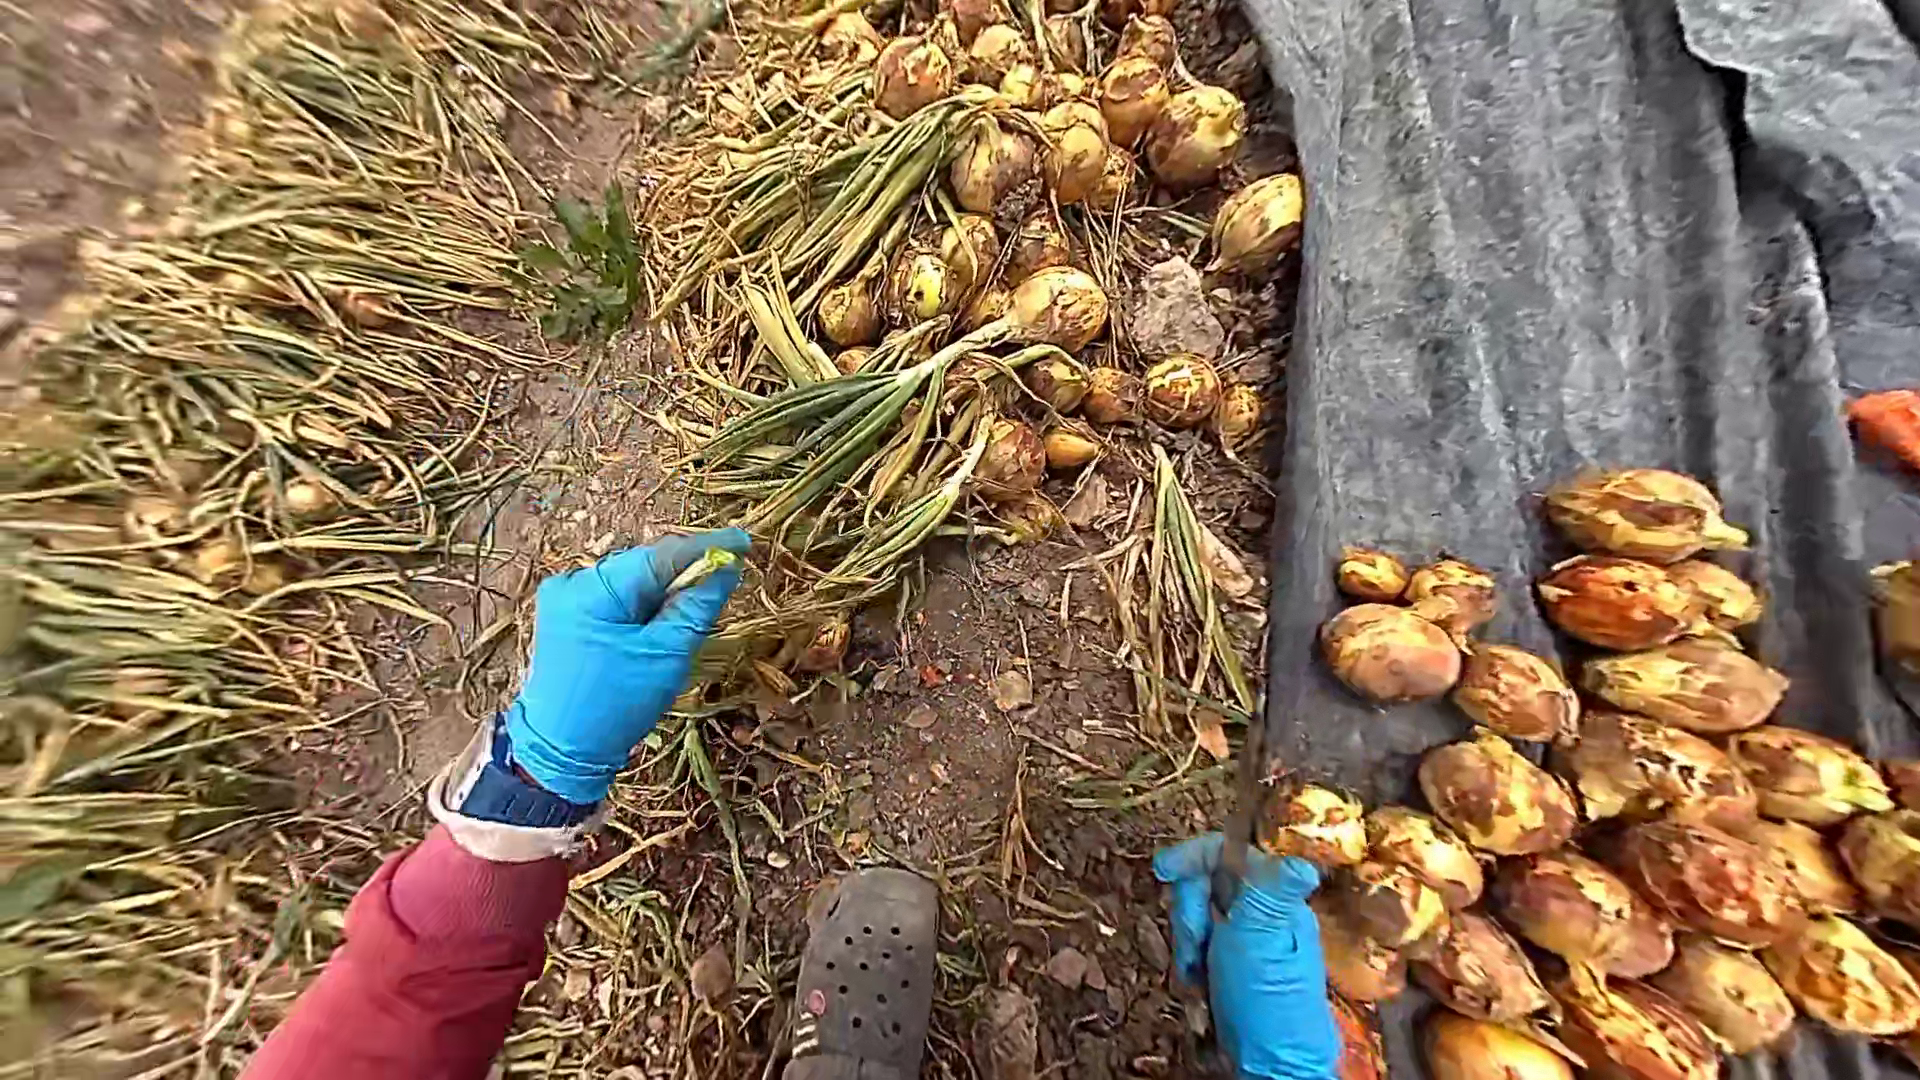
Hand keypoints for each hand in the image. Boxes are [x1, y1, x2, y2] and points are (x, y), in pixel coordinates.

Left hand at [506, 528, 749, 802]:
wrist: (562, 751)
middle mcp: (574, 582)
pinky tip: (666, 619)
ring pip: (638, 579)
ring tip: (696, 606)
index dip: (708, 547)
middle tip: (728, 577)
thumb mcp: (669, 652)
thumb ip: (699, 603)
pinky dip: (651, 602)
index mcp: (593, 590)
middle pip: (648, 564)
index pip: (662, 555)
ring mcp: (568, 596)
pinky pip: (624, 595)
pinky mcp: (572, 613)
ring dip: (671, 588)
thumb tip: (729, 565)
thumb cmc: (617, 704)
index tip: (745, 542)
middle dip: (689, 571)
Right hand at [1153, 834, 1340, 1079]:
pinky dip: (1189, 953)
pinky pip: (1197, 934)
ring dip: (1187, 934)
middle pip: (1205, 877)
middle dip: (1189, 907)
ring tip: (1193, 969)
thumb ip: (1272, 891)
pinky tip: (1194, 977)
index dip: (1191, 854)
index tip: (1161, 870)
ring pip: (1196, 906)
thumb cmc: (1265, 999)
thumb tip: (1305, 862)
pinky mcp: (1229, 954)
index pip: (1225, 851)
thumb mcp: (1262, 940)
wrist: (1270, 1067)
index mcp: (1274, 896)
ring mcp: (1244, 931)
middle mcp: (1261, 907)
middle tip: (1192, 943)